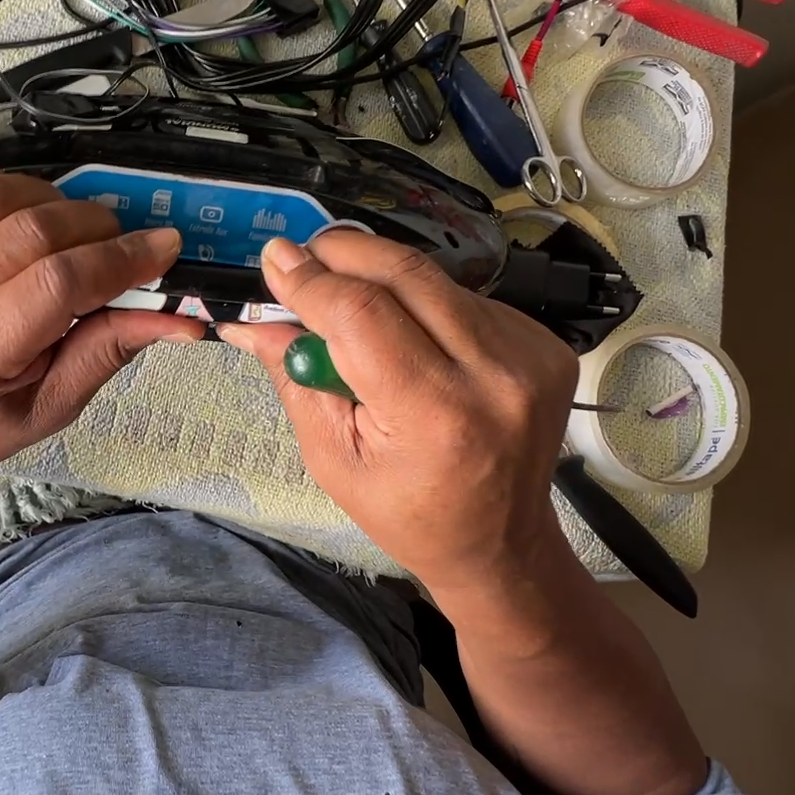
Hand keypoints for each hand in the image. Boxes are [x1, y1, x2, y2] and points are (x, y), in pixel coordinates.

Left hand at [0, 168, 203, 475]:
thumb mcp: (60, 402)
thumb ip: (111, 350)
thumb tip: (180, 318)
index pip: (52, 286)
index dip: (116, 260)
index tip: (164, 248)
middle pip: (26, 233)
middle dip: (93, 228)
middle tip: (121, 243)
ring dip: (49, 200)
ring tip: (73, 228)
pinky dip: (3, 186)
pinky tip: (27, 211)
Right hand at [217, 231, 576, 587]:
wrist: (500, 542)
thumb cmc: (406, 512)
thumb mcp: (332, 458)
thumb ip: (295, 378)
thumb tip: (251, 320)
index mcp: (436, 415)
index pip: (362, 315)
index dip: (311, 282)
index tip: (274, 260)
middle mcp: (495, 374)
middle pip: (405, 273)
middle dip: (343, 251)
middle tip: (302, 255)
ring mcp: (529, 352)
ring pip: (433, 278)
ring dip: (379, 277)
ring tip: (346, 304)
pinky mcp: (542, 341)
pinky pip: (461, 297)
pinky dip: (419, 301)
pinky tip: (407, 334)